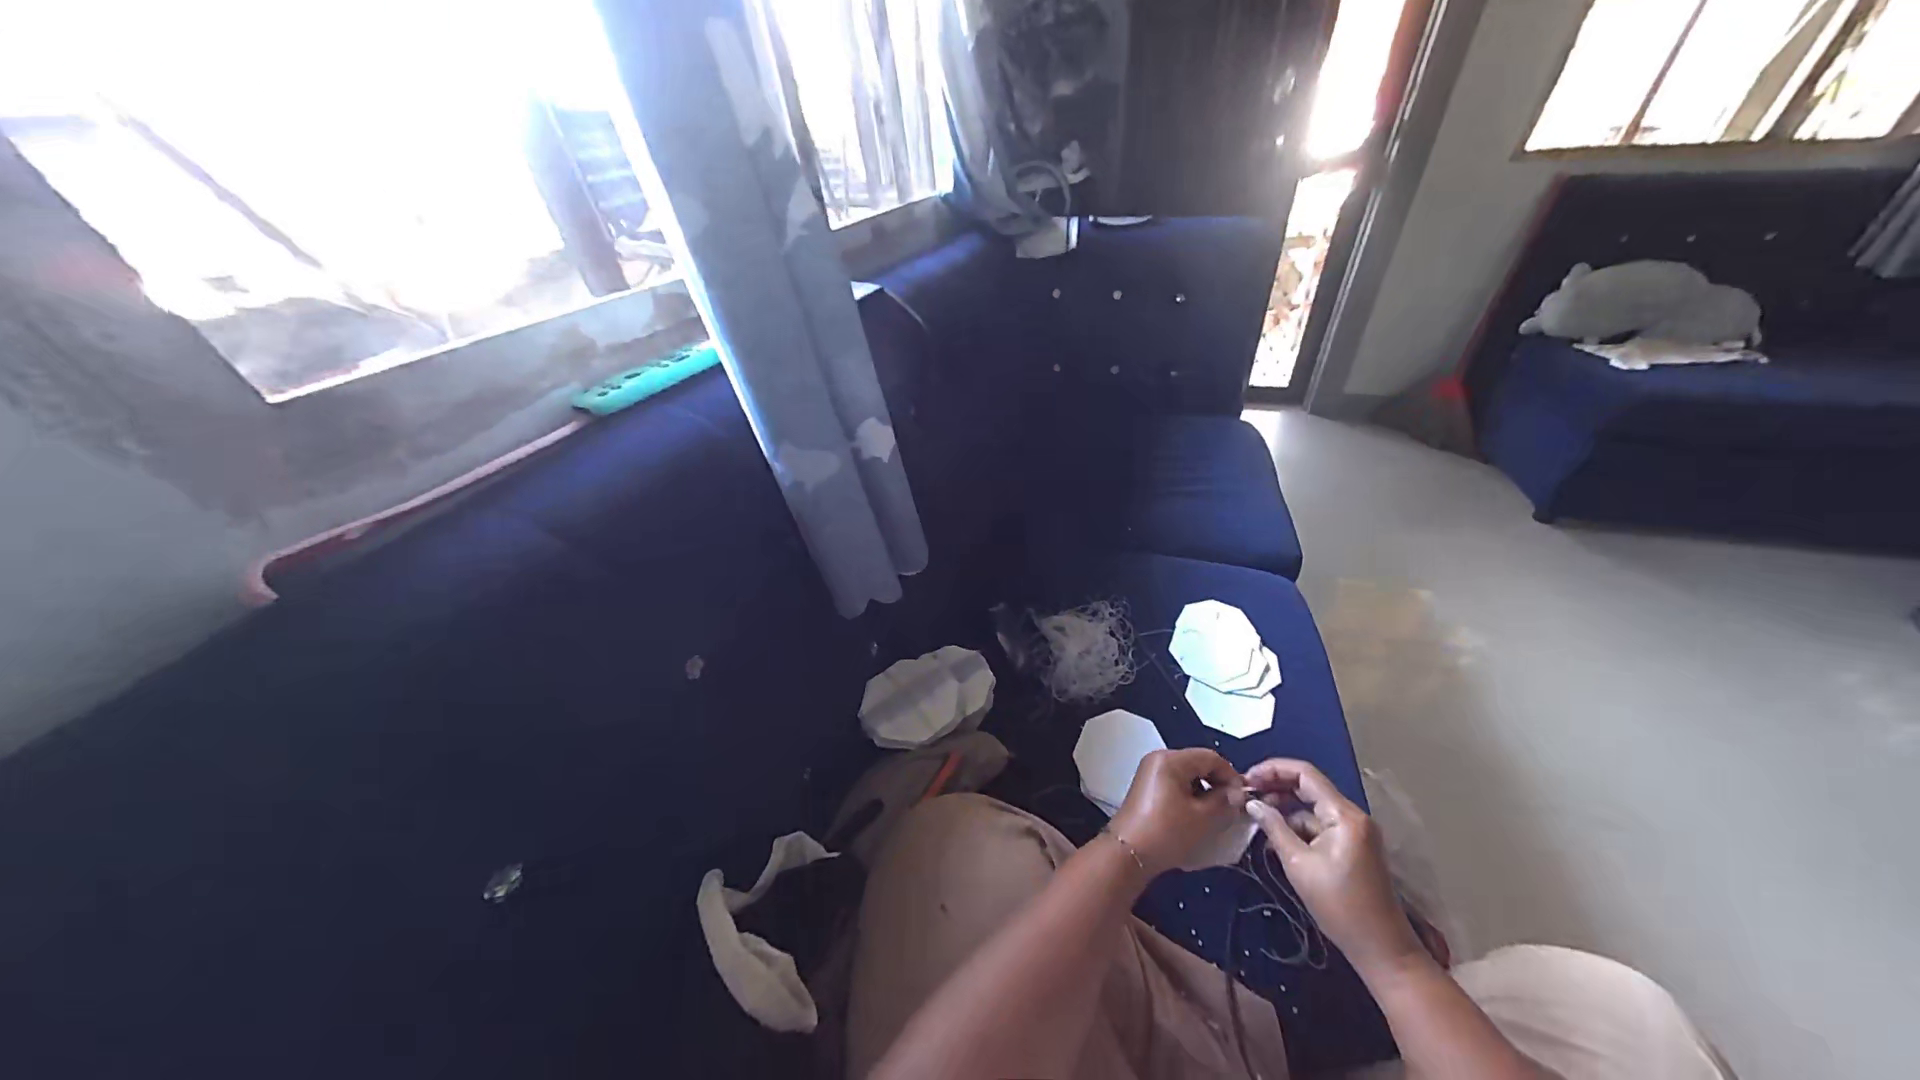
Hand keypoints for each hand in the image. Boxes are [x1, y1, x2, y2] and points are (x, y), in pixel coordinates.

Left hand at [1107, 748, 1245, 875]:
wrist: (1129, 853)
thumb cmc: (1167, 832)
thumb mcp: (1204, 817)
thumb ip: (1226, 801)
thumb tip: (1238, 793)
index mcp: (1170, 759)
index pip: (1211, 757)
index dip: (1231, 776)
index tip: (1242, 797)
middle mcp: (1158, 759)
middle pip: (1198, 763)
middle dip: (1217, 783)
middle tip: (1231, 807)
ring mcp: (1150, 772)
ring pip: (1187, 774)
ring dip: (1204, 790)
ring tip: (1214, 814)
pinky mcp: (1147, 786)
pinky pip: (1175, 783)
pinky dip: (1189, 795)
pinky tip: (1195, 815)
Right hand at [1243, 759, 1424, 975]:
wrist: (1382, 949)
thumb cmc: (1339, 905)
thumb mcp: (1297, 863)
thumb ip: (1273, 827)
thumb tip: (1252, 803)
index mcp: (1344, 815)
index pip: (1304, 774)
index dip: (1272, 770)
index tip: (1247, 779)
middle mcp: (1353, 816)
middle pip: (1309, 786)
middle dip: (1276, 787)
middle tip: (1246, 795)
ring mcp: (1356, 831)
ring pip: (1312, 807)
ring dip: (1285, 808)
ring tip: (1256, 816)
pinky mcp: (1353, 846)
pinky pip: (1320, 824)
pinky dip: (1298, 825)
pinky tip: (1277, 836)